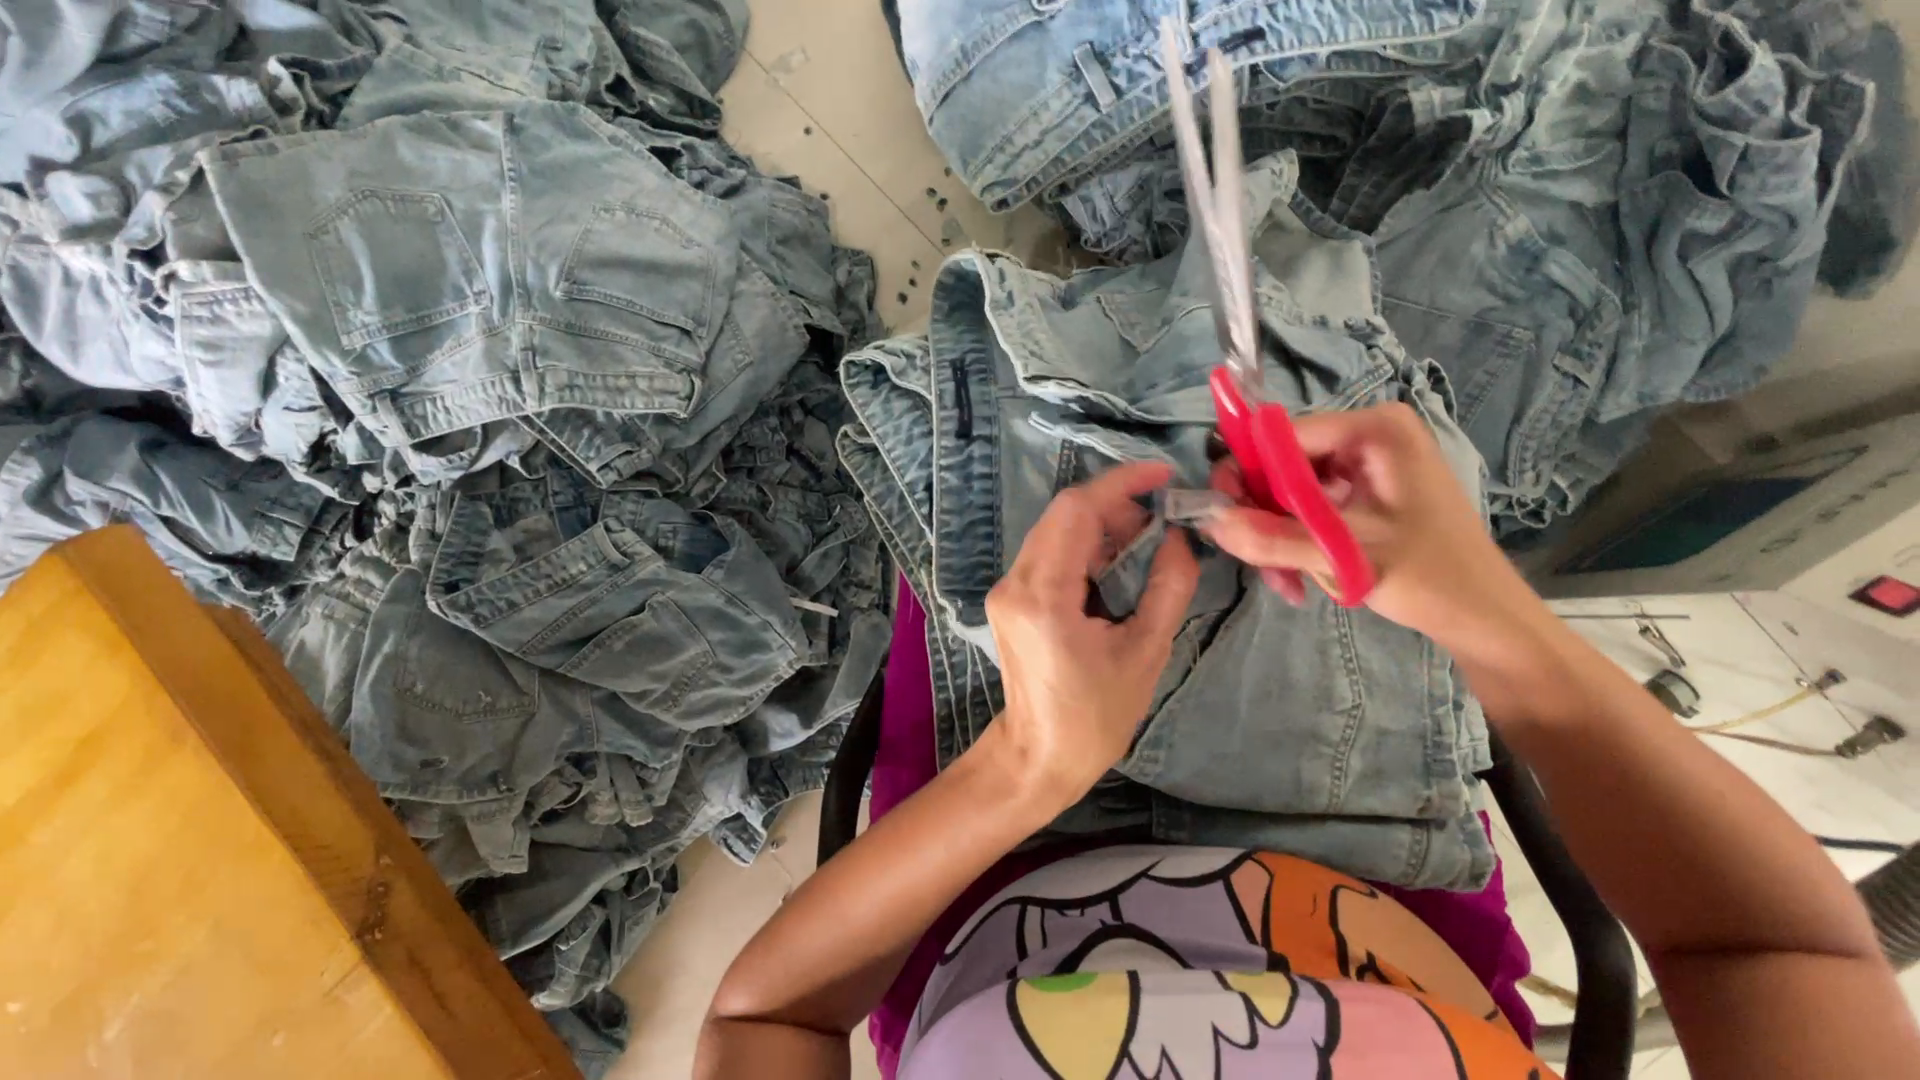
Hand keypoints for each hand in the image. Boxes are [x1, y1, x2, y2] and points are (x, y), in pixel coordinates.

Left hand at [982, 462, 1200, 802]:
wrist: (1041, 756)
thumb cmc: (1096, 716)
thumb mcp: (1146, 651)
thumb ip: (1168, 586)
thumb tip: (1178, 538)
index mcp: (1043, 596)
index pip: (1076, 511)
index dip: (1121, 484)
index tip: (1164, 477)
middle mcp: (1014, 583)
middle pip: (1063, 515)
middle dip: (1115, 507)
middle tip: (1161, 521)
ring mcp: (1006, 590)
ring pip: (1055, 531)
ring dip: (1101, 526)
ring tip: (1146, 543)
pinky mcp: (1010, 599)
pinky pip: (1049, 553)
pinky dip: (1085, 547)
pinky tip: (1117, 564)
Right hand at [1201, 403, 1550, 655]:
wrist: (1486, 618)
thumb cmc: (1430, 578)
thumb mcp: (1344, 556)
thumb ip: (1274, 538)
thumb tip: (1211, 522)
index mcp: (1374, 430)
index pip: (1282, 437)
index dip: (1247, 475)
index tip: (1225, 520)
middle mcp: (1368, 436)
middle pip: (1282, 465)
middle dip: (1264, 516)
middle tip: (1259, 563)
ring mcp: (1367, 465)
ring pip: (1291, 492)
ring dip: (1278, 537)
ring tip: (1286, 582)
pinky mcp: (1365, 492)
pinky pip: (1311, 509)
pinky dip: (1299, 541)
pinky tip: (1301, 578)